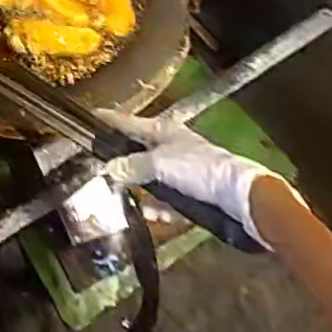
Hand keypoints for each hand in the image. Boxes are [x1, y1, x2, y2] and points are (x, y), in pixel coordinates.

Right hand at [97, 112, 290, 246]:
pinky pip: (168, 198)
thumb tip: (108, 169)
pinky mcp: (193, 193)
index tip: (89, 116)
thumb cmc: (197, 169)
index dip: (108, 119)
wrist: (241, 197)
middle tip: (100, 162)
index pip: (127, 121)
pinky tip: (149, 214)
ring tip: (121, 193)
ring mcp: (183, 170)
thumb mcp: (160, 165)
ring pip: (152, 176)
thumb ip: (132, 166)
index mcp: (162, 130)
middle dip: (121, 159)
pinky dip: (159, 206)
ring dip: (140, 187)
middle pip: (138, 150)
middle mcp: (170, 146)